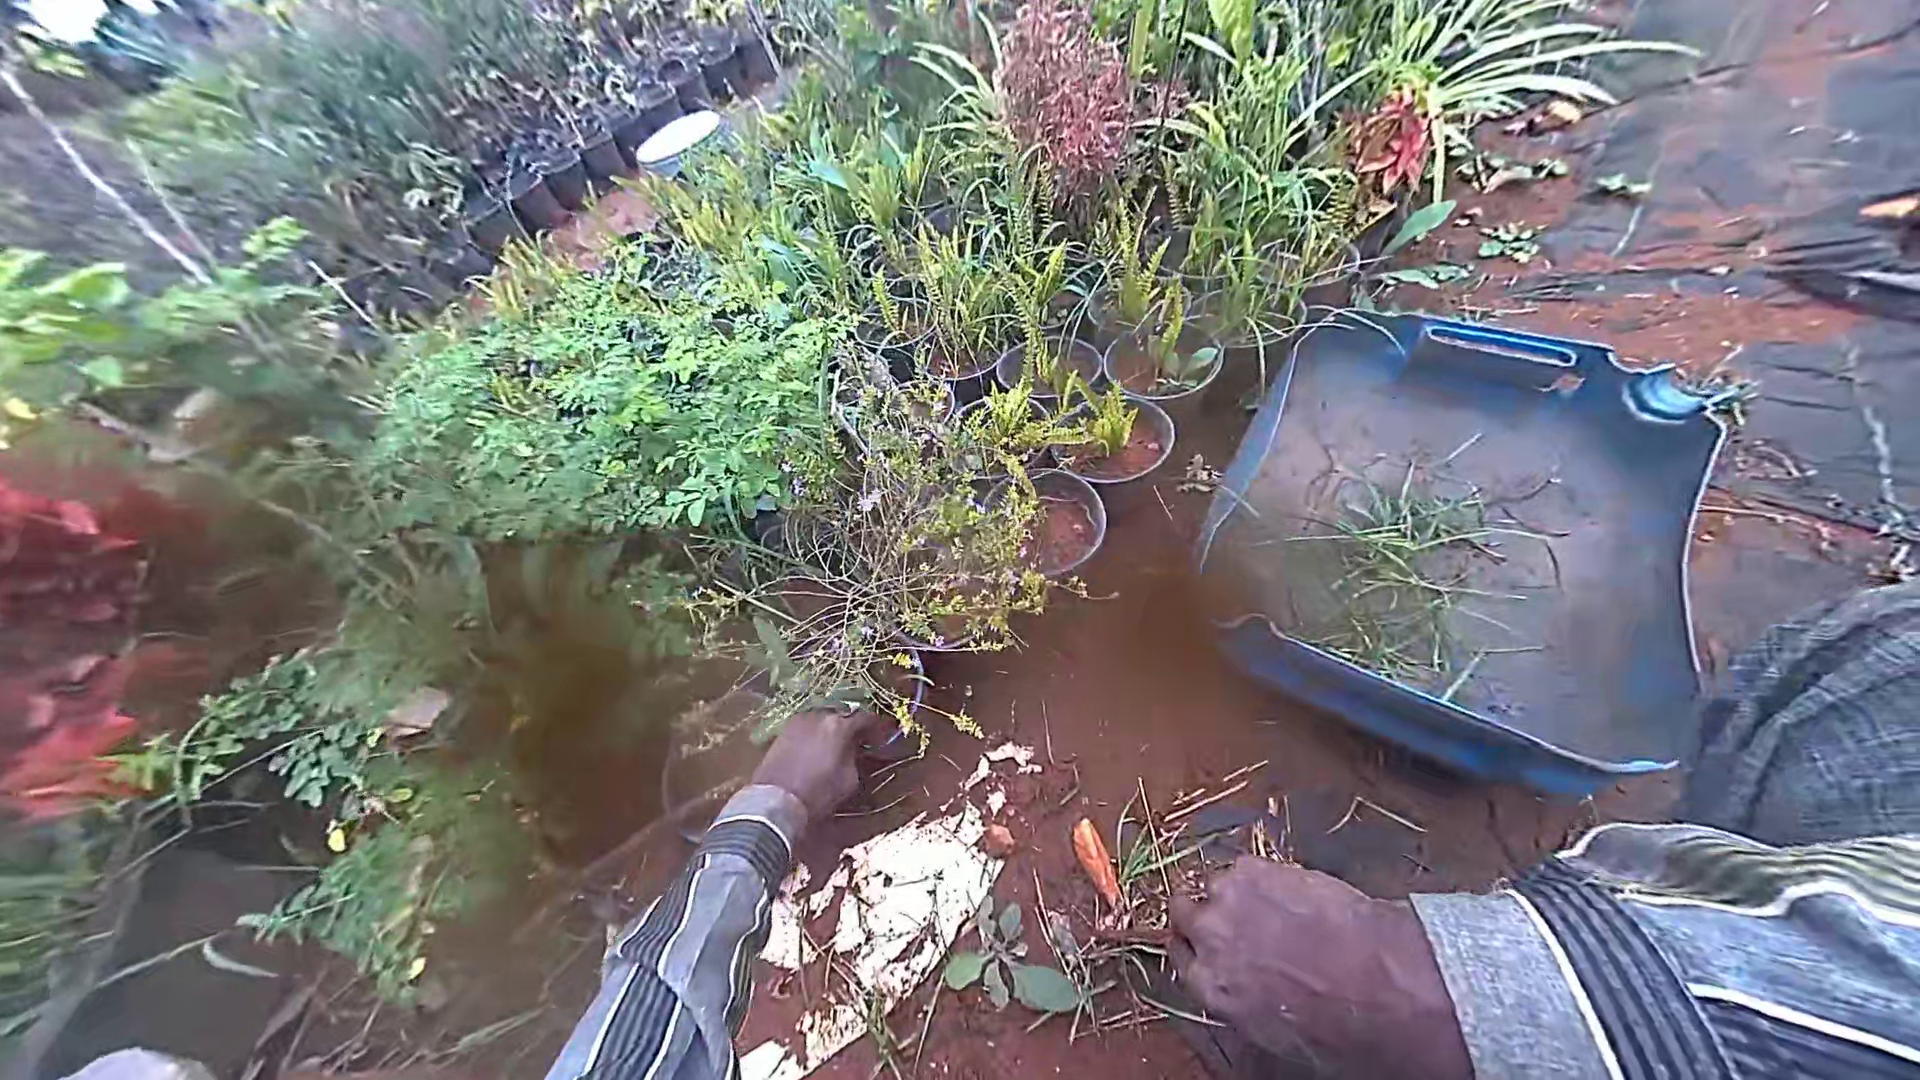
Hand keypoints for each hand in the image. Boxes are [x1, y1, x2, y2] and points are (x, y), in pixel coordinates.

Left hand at [749, 710, 875, 820]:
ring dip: (831, 728)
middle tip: (857, 741)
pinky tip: (815, 747)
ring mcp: (799, 721)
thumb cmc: (817, 793)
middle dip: (852, 726)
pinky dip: (815, 733)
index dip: (876, 727)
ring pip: (823, 719)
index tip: (879, 738)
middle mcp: (820, 715)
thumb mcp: (849, 779)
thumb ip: (855, 757)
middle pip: (843, 714)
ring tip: (834, 744)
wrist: (775, 801)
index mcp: (840, 725)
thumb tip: (855, 748)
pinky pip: (807, 726)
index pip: (865, 718)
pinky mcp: (783, 730)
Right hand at [1170, 859, 1471, 1078]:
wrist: (1381, 980)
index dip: (1192, 945)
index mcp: (1212, 986)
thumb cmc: (1343, 1025)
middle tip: (1231, 919)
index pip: (1178, 954)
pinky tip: (1292, 895)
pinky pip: (1244, 868)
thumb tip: (1234, 984)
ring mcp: (1226, 895)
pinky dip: (1261, 878)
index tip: (1204, 942)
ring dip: (1233, 893)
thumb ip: (1236, 1000)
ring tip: (1270, 906)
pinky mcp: (1251, 866)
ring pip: (1213, 884)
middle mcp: (1207, 936)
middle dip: (1199, 912)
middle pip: (1181, 910)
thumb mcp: (1279, 1036)